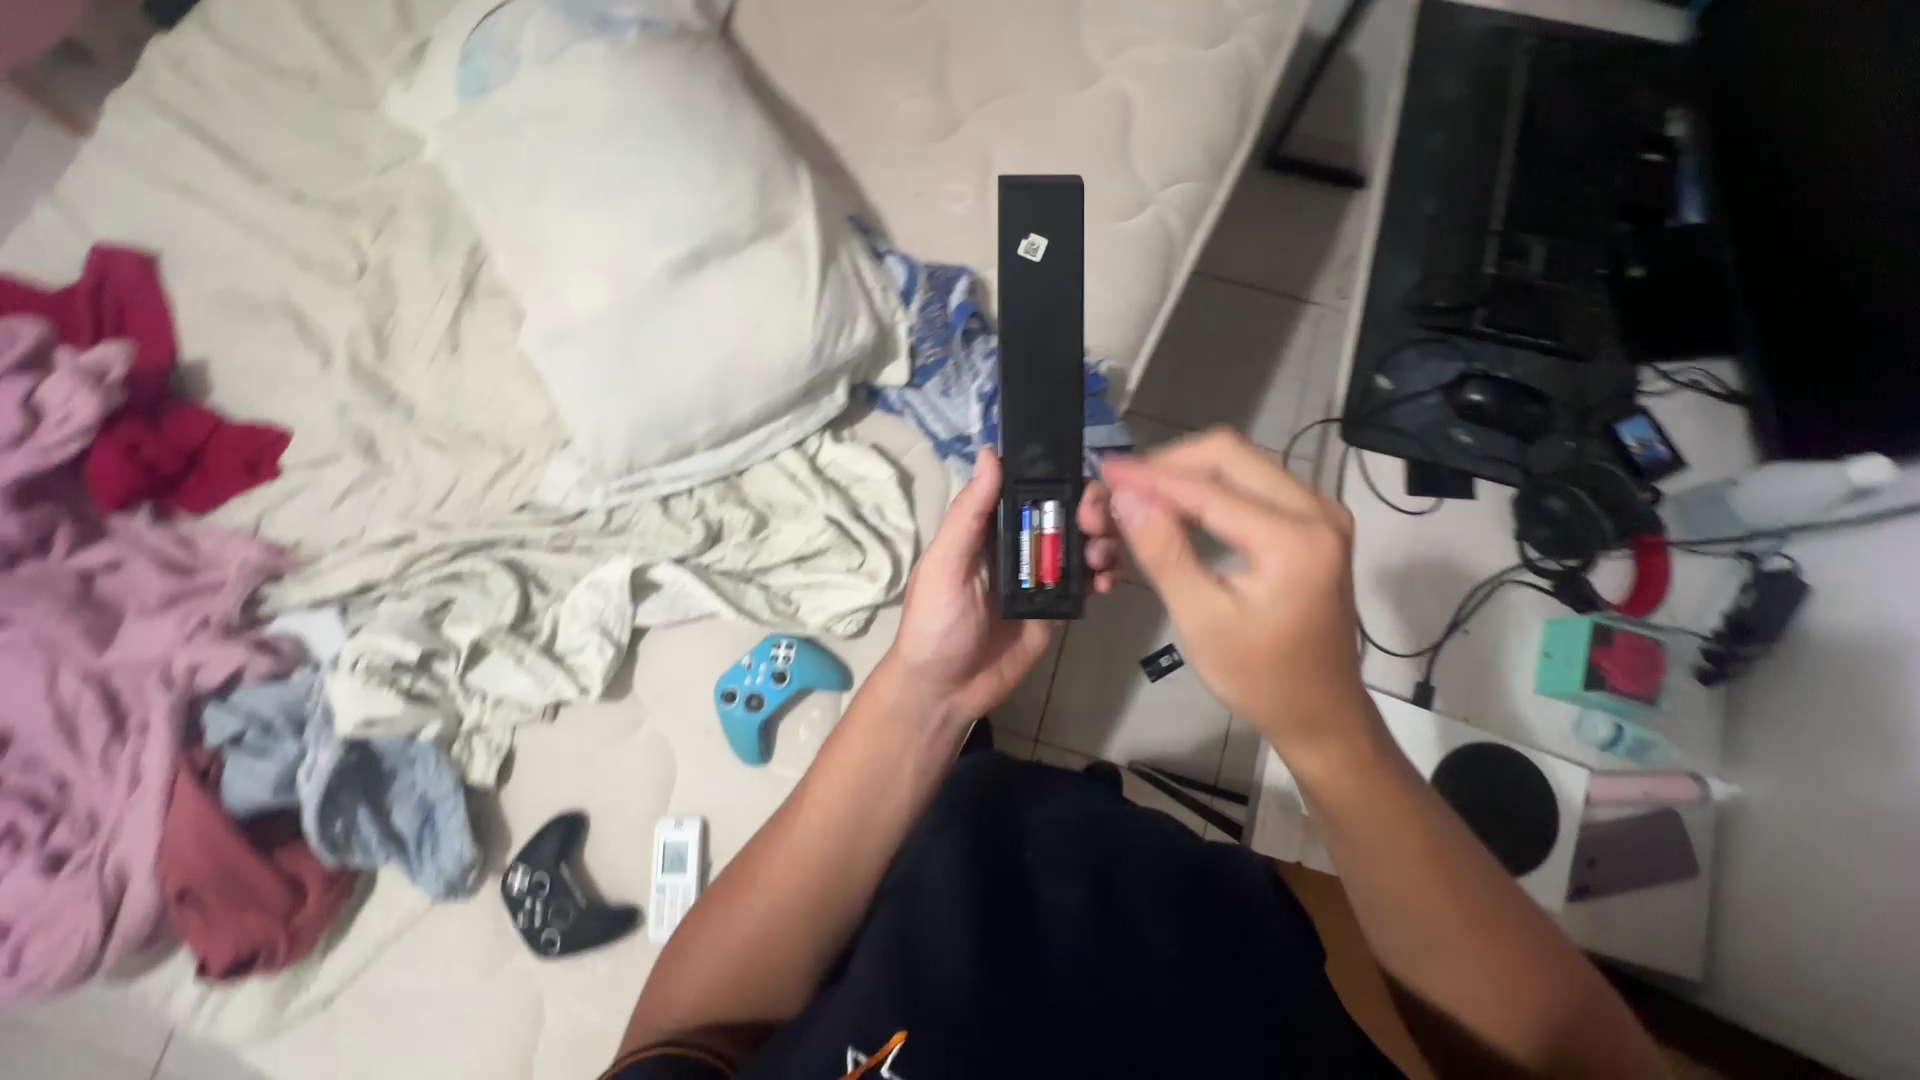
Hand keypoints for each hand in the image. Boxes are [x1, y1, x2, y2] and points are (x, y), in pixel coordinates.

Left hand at [878, 447, 1121, 727]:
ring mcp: (1041, 576)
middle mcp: (1020, 545)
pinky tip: (1106, 584)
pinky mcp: (1058, 607)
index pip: (1033, 488)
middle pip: (1067, 512)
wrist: (946, 690)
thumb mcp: (944, 564)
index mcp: (990, 528)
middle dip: (1093, 511)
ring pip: (1084, 543)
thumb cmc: (934, 623)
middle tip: (1096, 527)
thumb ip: (969, 513)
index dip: (1062, 479)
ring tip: (1101, 560)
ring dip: (1104, 542)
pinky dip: (1105, 576)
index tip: (1081, 488)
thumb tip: (991, 454)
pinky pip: (1088, 583)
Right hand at [1100, 429, 1378, 763]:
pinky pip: (1255, 482)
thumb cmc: (1259, 677)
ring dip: (1188, 472)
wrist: (1321, 712)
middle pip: (1230, 454)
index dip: (1149, 476)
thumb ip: (1163, 552)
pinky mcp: (1314, 521)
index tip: (1104, 470)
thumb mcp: (1201, 619)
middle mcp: (1316, 510)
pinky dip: (1211, 486)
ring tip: (1140, 496)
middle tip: (1121, 485)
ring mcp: (1320, 512)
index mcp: (1293, 538)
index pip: (1207, 487)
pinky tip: (1177, 506)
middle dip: (1168, 463)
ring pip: (1242, 463)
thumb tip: (1126, 496)